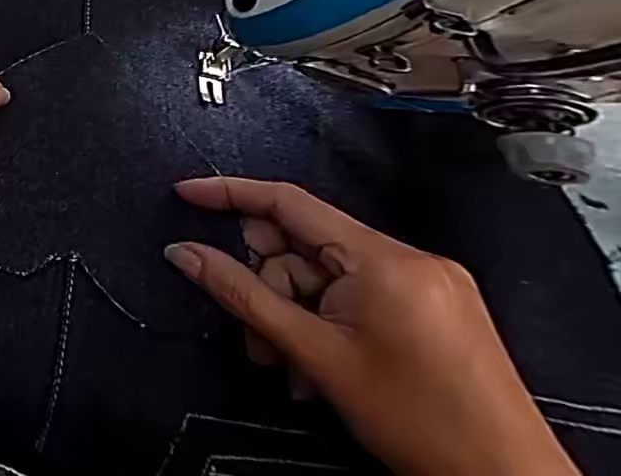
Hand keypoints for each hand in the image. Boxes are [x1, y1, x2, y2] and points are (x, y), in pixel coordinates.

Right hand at [164, 178, 579, 475]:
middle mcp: (407, 256)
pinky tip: (319, 363)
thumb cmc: (423, 427)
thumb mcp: (316, 356)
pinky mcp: (434, 304)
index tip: (189, 193)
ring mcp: (425, 280)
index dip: (230, 192)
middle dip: (269, 283)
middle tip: (255, 335)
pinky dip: (327, 319)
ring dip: (295, 312)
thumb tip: (186, 254)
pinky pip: (357, 291)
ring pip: (327, 274)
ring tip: (288, 365)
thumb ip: (243, 296)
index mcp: (381, 257)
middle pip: (304, 243)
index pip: (287, 200)